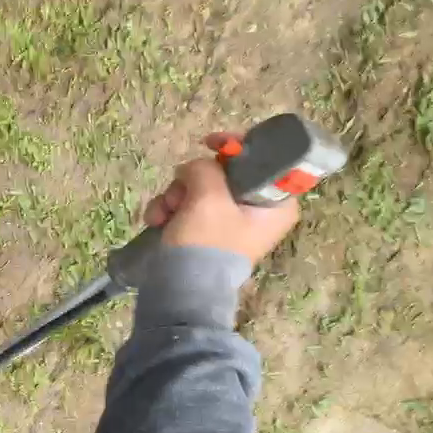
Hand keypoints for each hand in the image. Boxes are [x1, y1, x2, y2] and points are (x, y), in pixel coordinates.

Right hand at [142, 132, 300, 264]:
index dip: (236, 147)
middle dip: (191, 182)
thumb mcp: (207, 199)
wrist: (181, 290)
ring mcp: (228, 223)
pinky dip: (167, 212)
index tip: (210, 142)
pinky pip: (185, 208)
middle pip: (222, 175)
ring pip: (197, 191)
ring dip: (173, 197)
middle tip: (177, 195)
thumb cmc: (205, 243)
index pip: (263, 160)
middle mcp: (256, 211)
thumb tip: (193, 167)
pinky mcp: (203, 233)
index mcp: (276, 203)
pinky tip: (156, 222)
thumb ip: (204, 170)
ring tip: (162, 215)